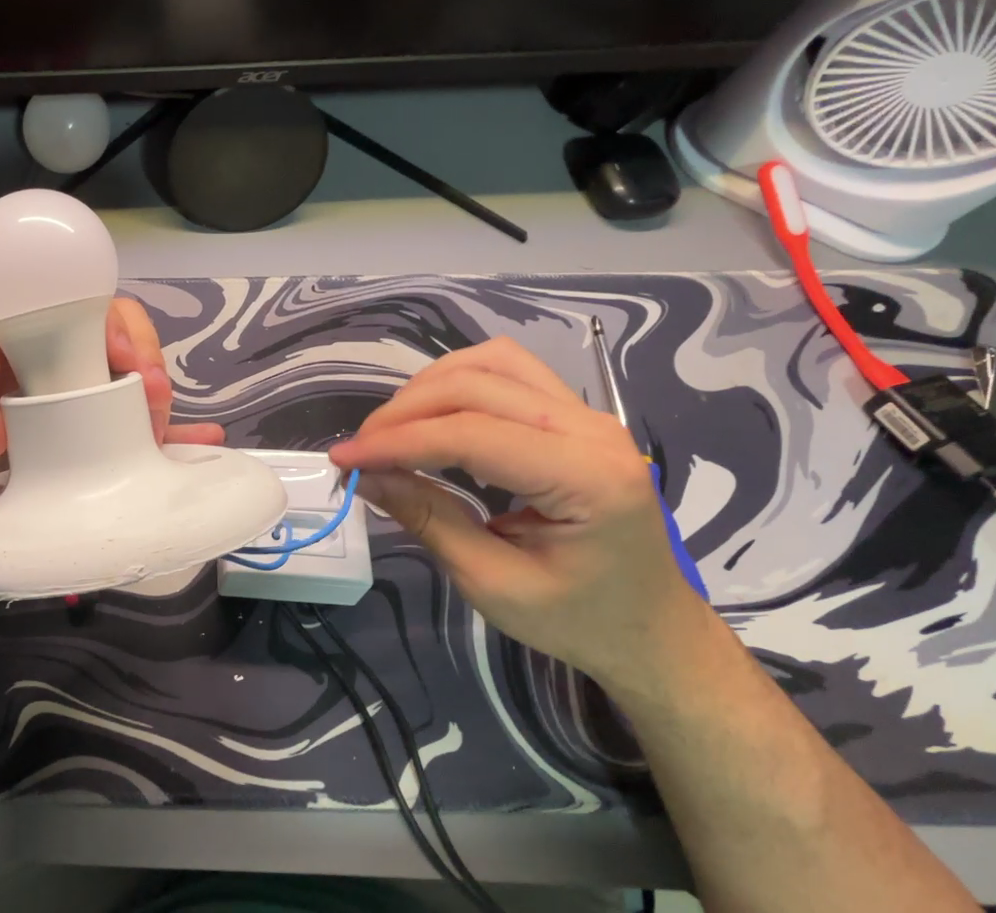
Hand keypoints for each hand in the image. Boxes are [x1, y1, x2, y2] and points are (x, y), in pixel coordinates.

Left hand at [0, 297, 225, 522]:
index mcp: (18, 338)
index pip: (74, 306)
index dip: (109, 323)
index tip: (123, 358)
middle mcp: (56, 362)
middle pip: (117, 340)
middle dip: (144, 362)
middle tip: (151, 400)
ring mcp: (79, 402)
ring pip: (134, 383)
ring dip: (160, 401)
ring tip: (169, 432)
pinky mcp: (93, 441)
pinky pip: (136, 431)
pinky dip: (172, 435)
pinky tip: (201, 445)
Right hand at [327, 337, 710, 692]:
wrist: (651, 631)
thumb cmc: (577, 620)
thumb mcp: (492, 582)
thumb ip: (429, 519)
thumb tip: (364, 475)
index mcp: (587, 480)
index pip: (472, 434)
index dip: (398, 441)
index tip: (343, 460)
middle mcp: (594, 431)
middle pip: (477, 386)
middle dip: (405, 412)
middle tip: (361, 450)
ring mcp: (590, 416)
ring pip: (492, 364)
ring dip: (429, 388)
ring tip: (391, 430)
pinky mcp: (577, 416)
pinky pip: (508, 372)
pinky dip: (458, 383)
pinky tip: (433, 415)